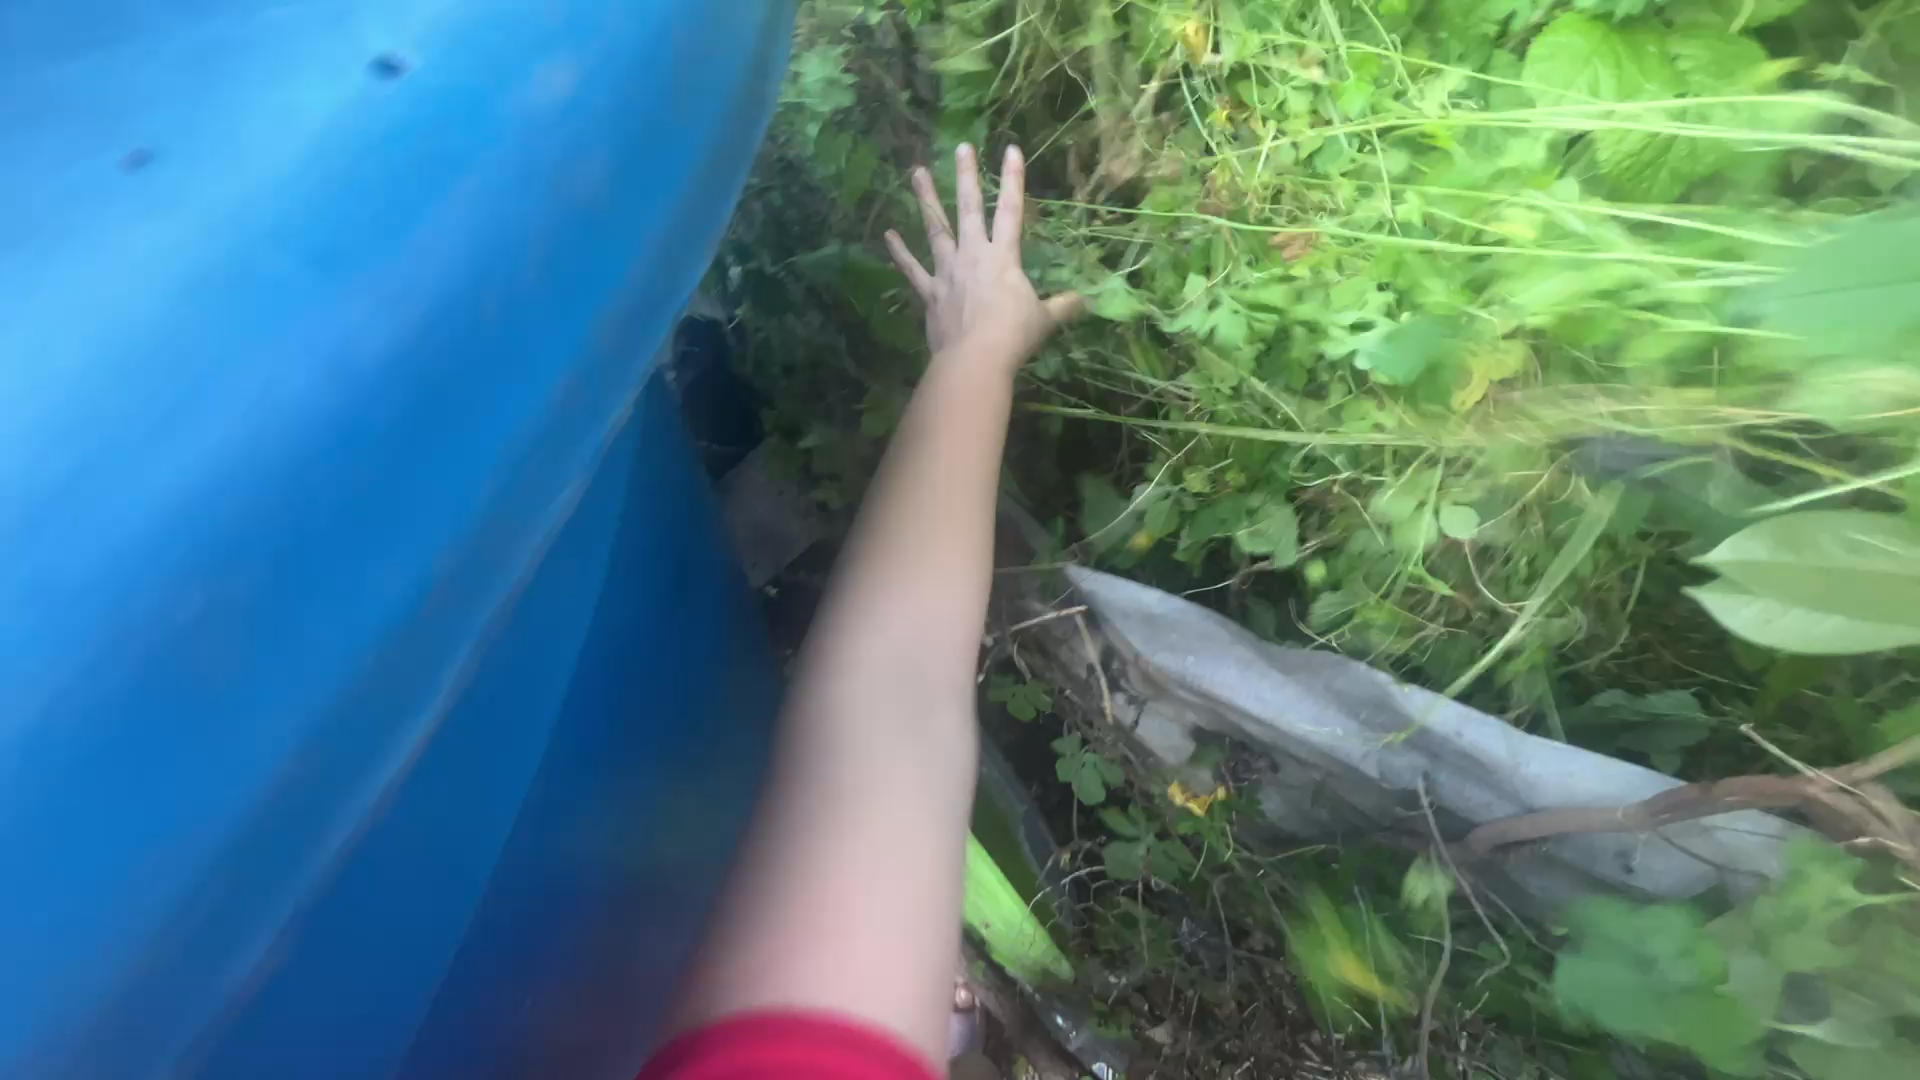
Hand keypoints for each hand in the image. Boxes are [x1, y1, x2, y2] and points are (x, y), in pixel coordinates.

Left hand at [886, 144, 1082, 369]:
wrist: (976, 359)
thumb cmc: (1013, 337)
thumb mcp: (1044, 320)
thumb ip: (1062, 307)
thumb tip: (1084, 302)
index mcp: (1004, 257)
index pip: (1011, 211)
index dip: (1013, 180)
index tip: (1011, 150)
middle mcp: (973, 255)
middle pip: (969, 209)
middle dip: (966, 176)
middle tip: (960, 148)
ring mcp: (948, 272)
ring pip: (936, 229)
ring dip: (926, 200)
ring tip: (916, 173)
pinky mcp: (930, 293)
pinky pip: (912, 270)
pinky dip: (900, 253)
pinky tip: (889, 235)